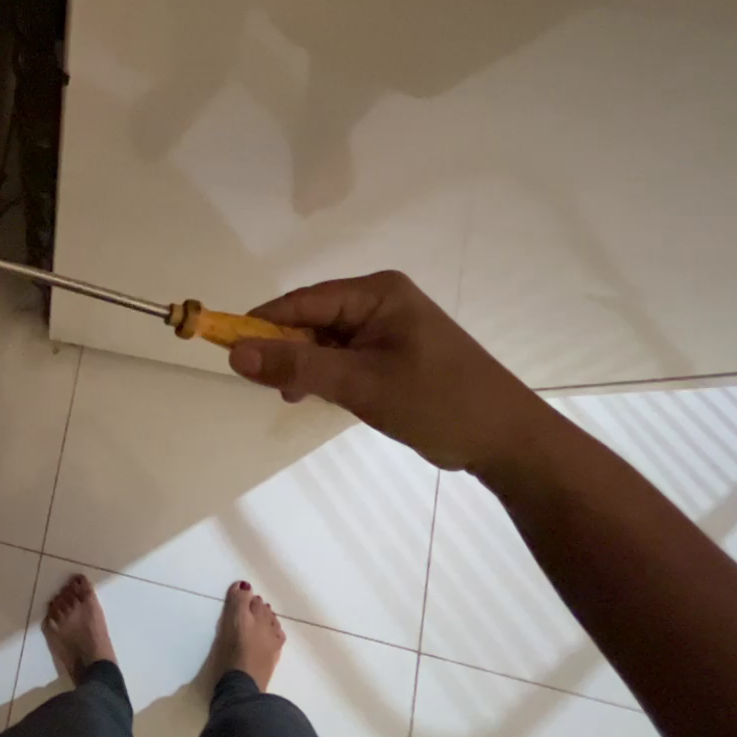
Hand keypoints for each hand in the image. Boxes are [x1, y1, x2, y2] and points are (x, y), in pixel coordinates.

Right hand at [226, 270, 558, 473]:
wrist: (508, 442)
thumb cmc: (438, 402)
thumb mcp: (359, 384)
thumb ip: (296, 367)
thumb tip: (233, 354)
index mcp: (376, 293)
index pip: (301, 301)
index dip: (261, 324)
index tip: (228, 349)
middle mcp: (378, 301)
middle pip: (309, 319)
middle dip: (285, 350)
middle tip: (269, 383)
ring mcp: (385, 327)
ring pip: (321, 340)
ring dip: (303, 366)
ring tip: (296, 396)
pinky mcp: (390, 353)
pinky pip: (339, 356)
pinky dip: (323, 375)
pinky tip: (317, 397)